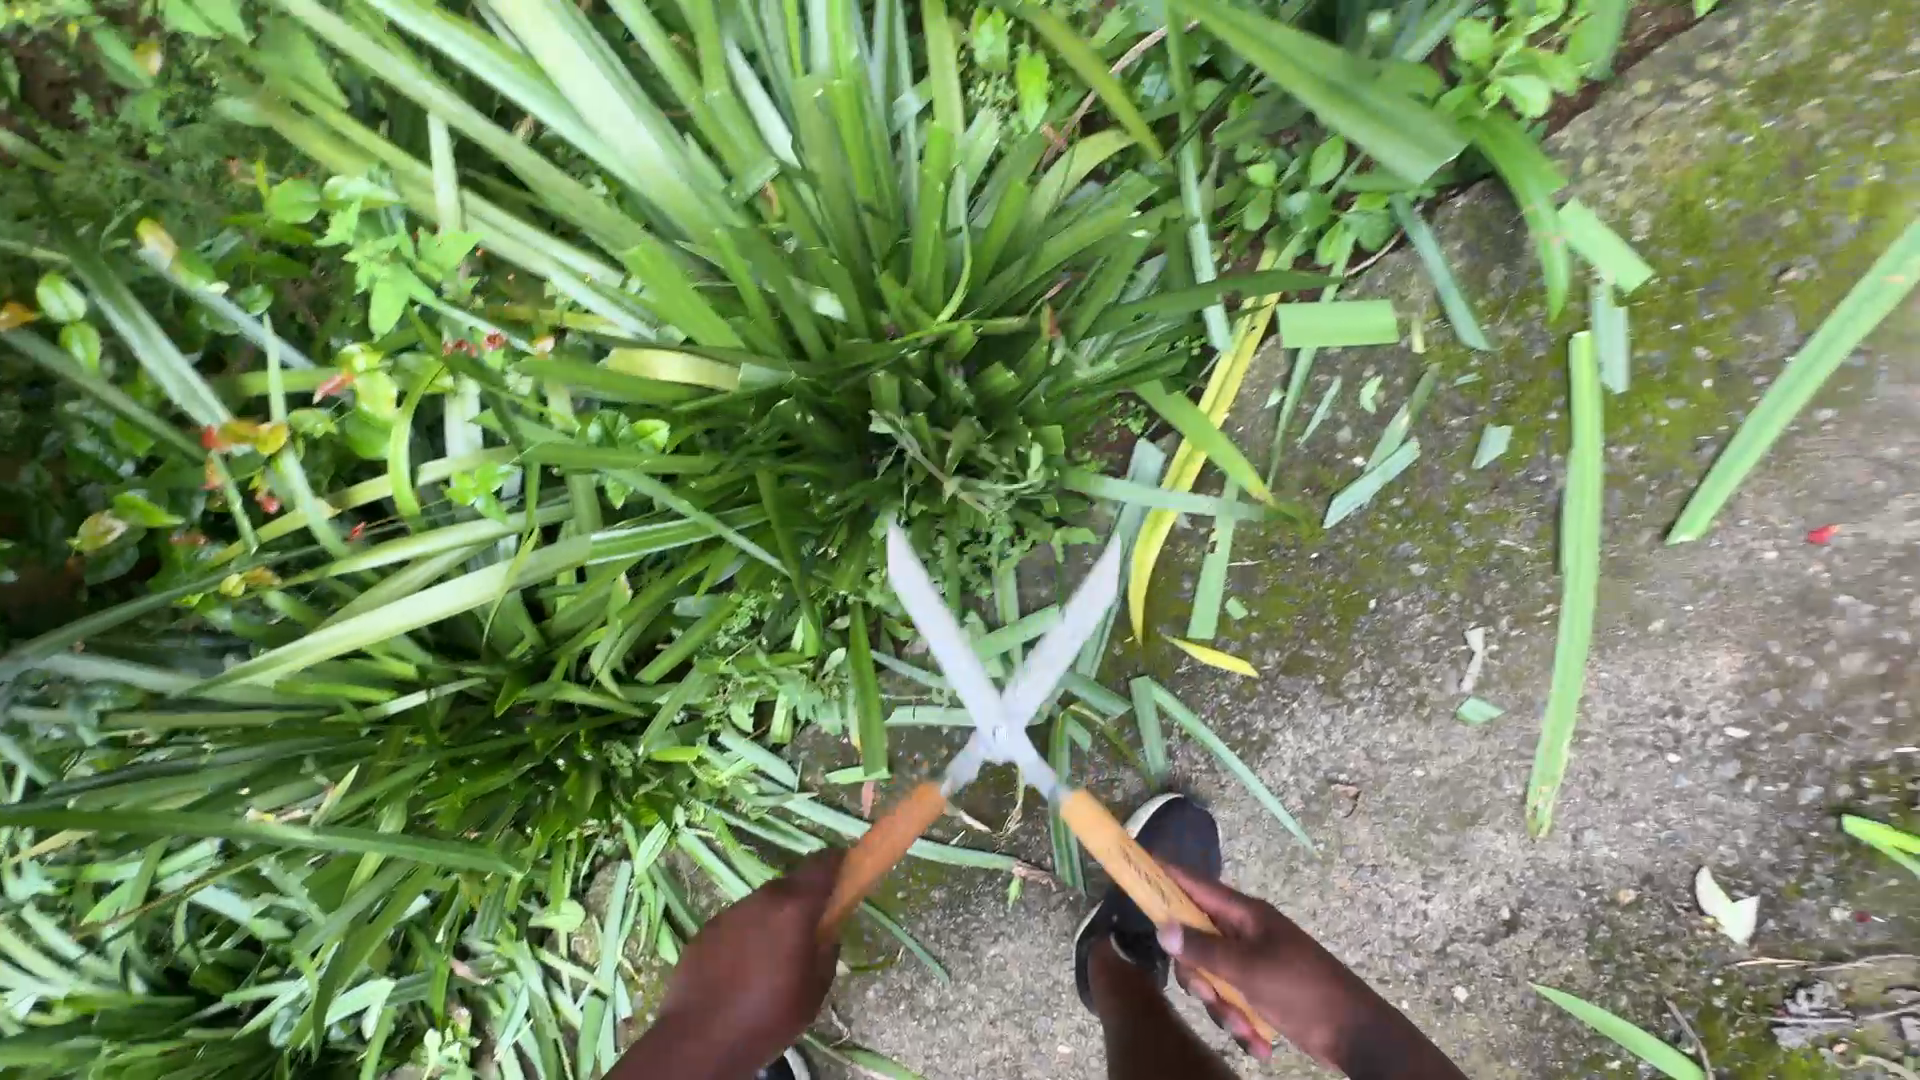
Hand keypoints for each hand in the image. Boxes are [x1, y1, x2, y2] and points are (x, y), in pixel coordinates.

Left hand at [625, 849, 844, 1079]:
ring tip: (772, 956)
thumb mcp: (815, 991)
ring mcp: (730, 912)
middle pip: (791, 884)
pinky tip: (742, 968)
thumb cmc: (767, 1018)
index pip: (822, 864)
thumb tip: (827, 935)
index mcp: (794, 908)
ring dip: (773, 918)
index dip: (837, 862)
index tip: (846, 871)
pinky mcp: (706, 929)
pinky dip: (747, 935)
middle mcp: (762, 899)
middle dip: (805, 898)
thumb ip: (827, 952)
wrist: (697, 1042)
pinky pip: (737, 923)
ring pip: (762, 904)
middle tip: (810, 928)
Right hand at [1155, 864, 1380, 1065]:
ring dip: (1221, 1007)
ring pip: (1210, 975)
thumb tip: (1161, 926)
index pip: (1193, 884)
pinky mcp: (1259, 990)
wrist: (1356, 1034)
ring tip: (1243, 1028)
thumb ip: (1202, 948)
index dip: (1164, 874)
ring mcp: (1251, 961)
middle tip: (1210, 995)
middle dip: (1198, 975)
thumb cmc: (1302, 988)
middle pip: (1194, 940)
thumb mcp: (1247, 969)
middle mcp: (1243, 932)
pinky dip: (1240, 1023)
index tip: (1136, 867)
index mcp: (1243, 913)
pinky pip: (1231, 1000)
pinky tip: (1258, 1045)